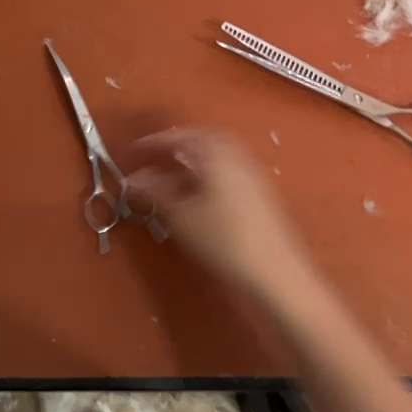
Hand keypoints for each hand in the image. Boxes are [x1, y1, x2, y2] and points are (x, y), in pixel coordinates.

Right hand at [122, 128, 309, 296]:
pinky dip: (209, 174)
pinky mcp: (261, 197)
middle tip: (158, 155)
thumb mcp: (180, 216)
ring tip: (174, 176)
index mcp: (217, 157)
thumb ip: (155, 192)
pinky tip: (198, 195)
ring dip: (194, 160)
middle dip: (179, 144)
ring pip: (219, 157)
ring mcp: (253, 178)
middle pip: (205, 140)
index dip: (155, 141)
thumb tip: (134, 179)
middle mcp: (237, 160)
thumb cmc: (223, 240)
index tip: (136, 150)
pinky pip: (229, 172)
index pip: (182, 137)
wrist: (277, 274)